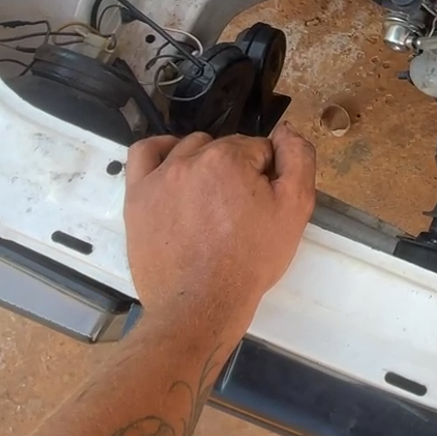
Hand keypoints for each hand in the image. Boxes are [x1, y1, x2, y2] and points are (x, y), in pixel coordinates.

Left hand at [122, 126, 317, 350]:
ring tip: (214, 200)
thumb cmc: (252, 259)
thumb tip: (286, 129)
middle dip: (240, 170)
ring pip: (193, 148)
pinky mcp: (137, 197)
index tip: (266, 204)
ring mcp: (159, 177)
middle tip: (244, 210)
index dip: (270, 175)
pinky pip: (145, 153)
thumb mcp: (295, 209)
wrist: (201, 306)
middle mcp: (191, 159)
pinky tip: (176, 166)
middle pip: (228, 147)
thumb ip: (298, 158)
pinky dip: (163, 150)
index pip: (261, 149)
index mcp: (230, 158)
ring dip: (208, 163)